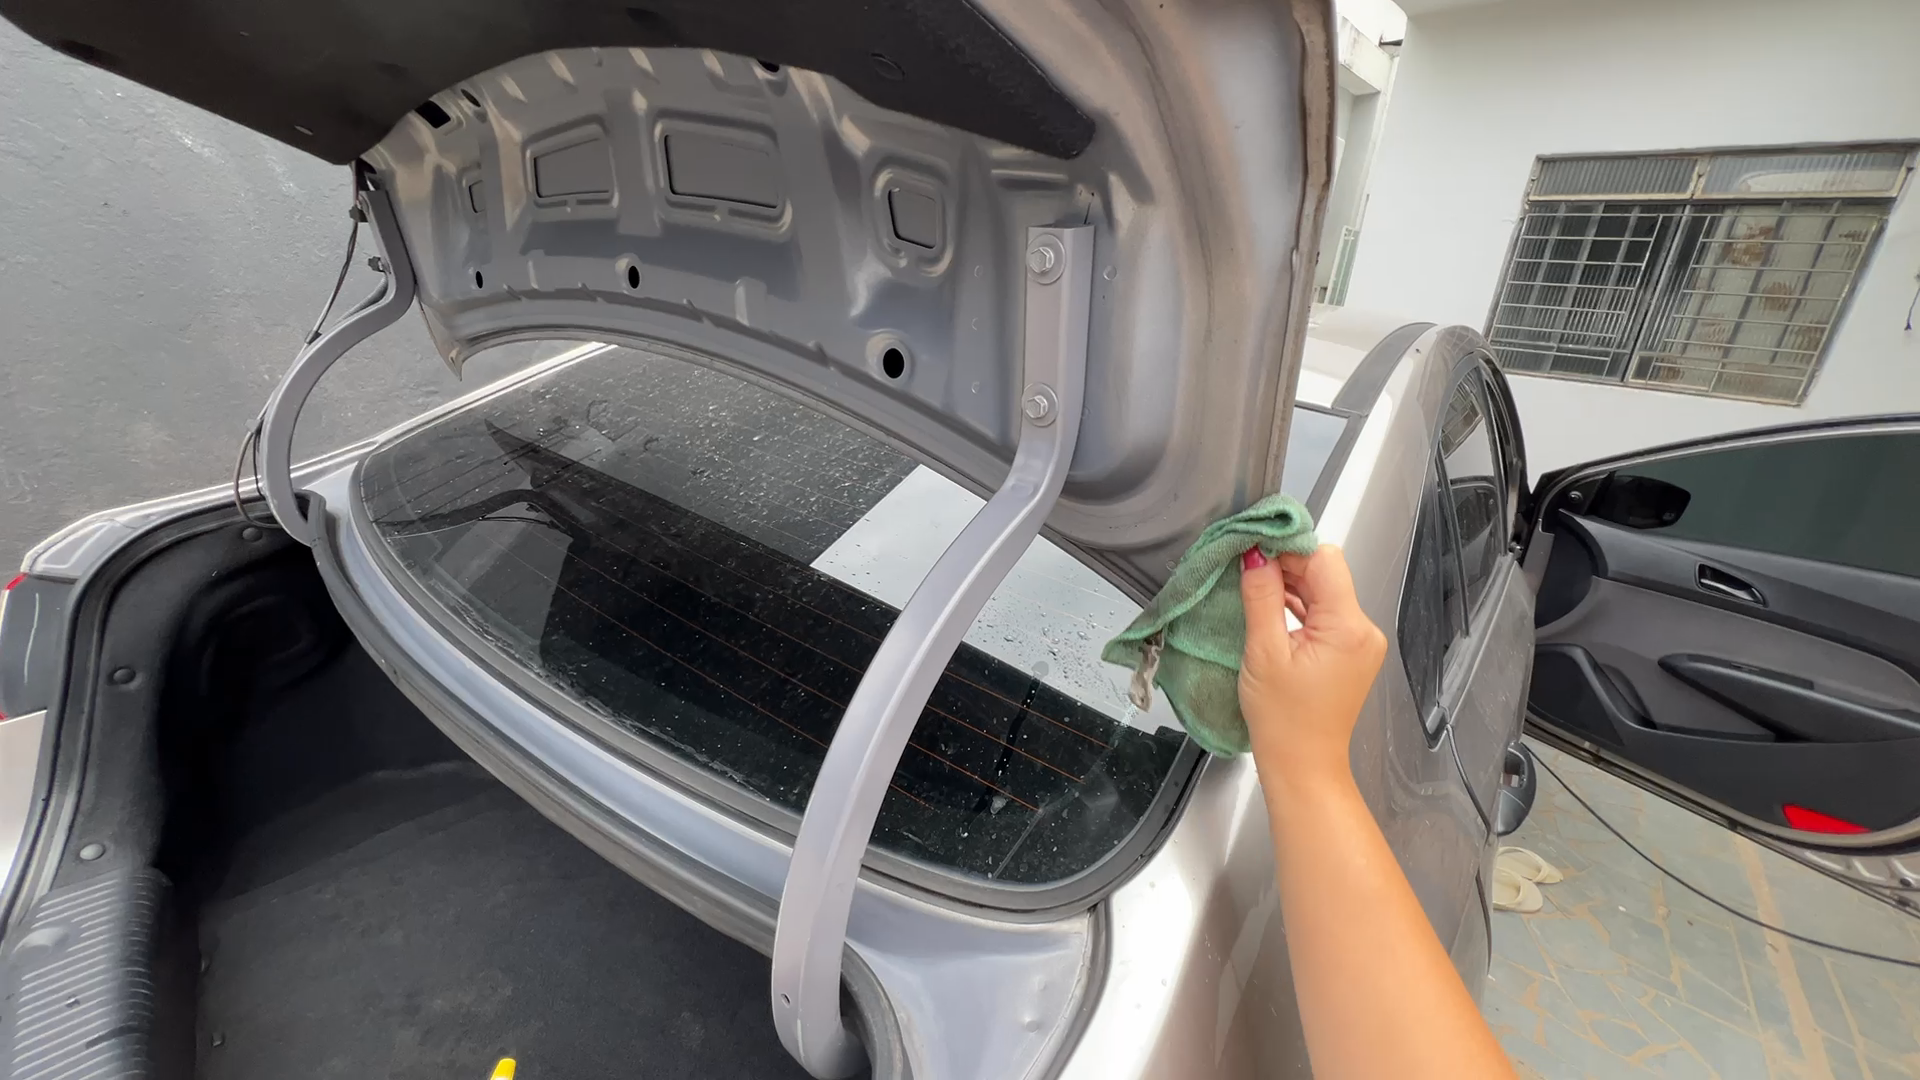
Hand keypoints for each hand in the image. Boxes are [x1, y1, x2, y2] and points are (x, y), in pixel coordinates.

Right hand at [1238, 544, 1387, 795]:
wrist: (1302, 763)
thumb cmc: (1283, 719)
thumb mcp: (1263, 651)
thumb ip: (1261, 597)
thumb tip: (1254, 555)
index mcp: (1348, 627)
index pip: (1323, 559)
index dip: (1288, 549)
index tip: (1254, 549)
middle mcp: (1363, 629)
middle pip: (1324, 573)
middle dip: (1285, 566)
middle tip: (1244, 568)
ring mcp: (1358, 641)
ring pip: (1322, 591)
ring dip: (1288, 585)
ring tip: (1251, 589)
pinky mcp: (1348, 651)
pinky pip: (1322, 613)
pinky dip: (1296, 606)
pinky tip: (1268, 608)